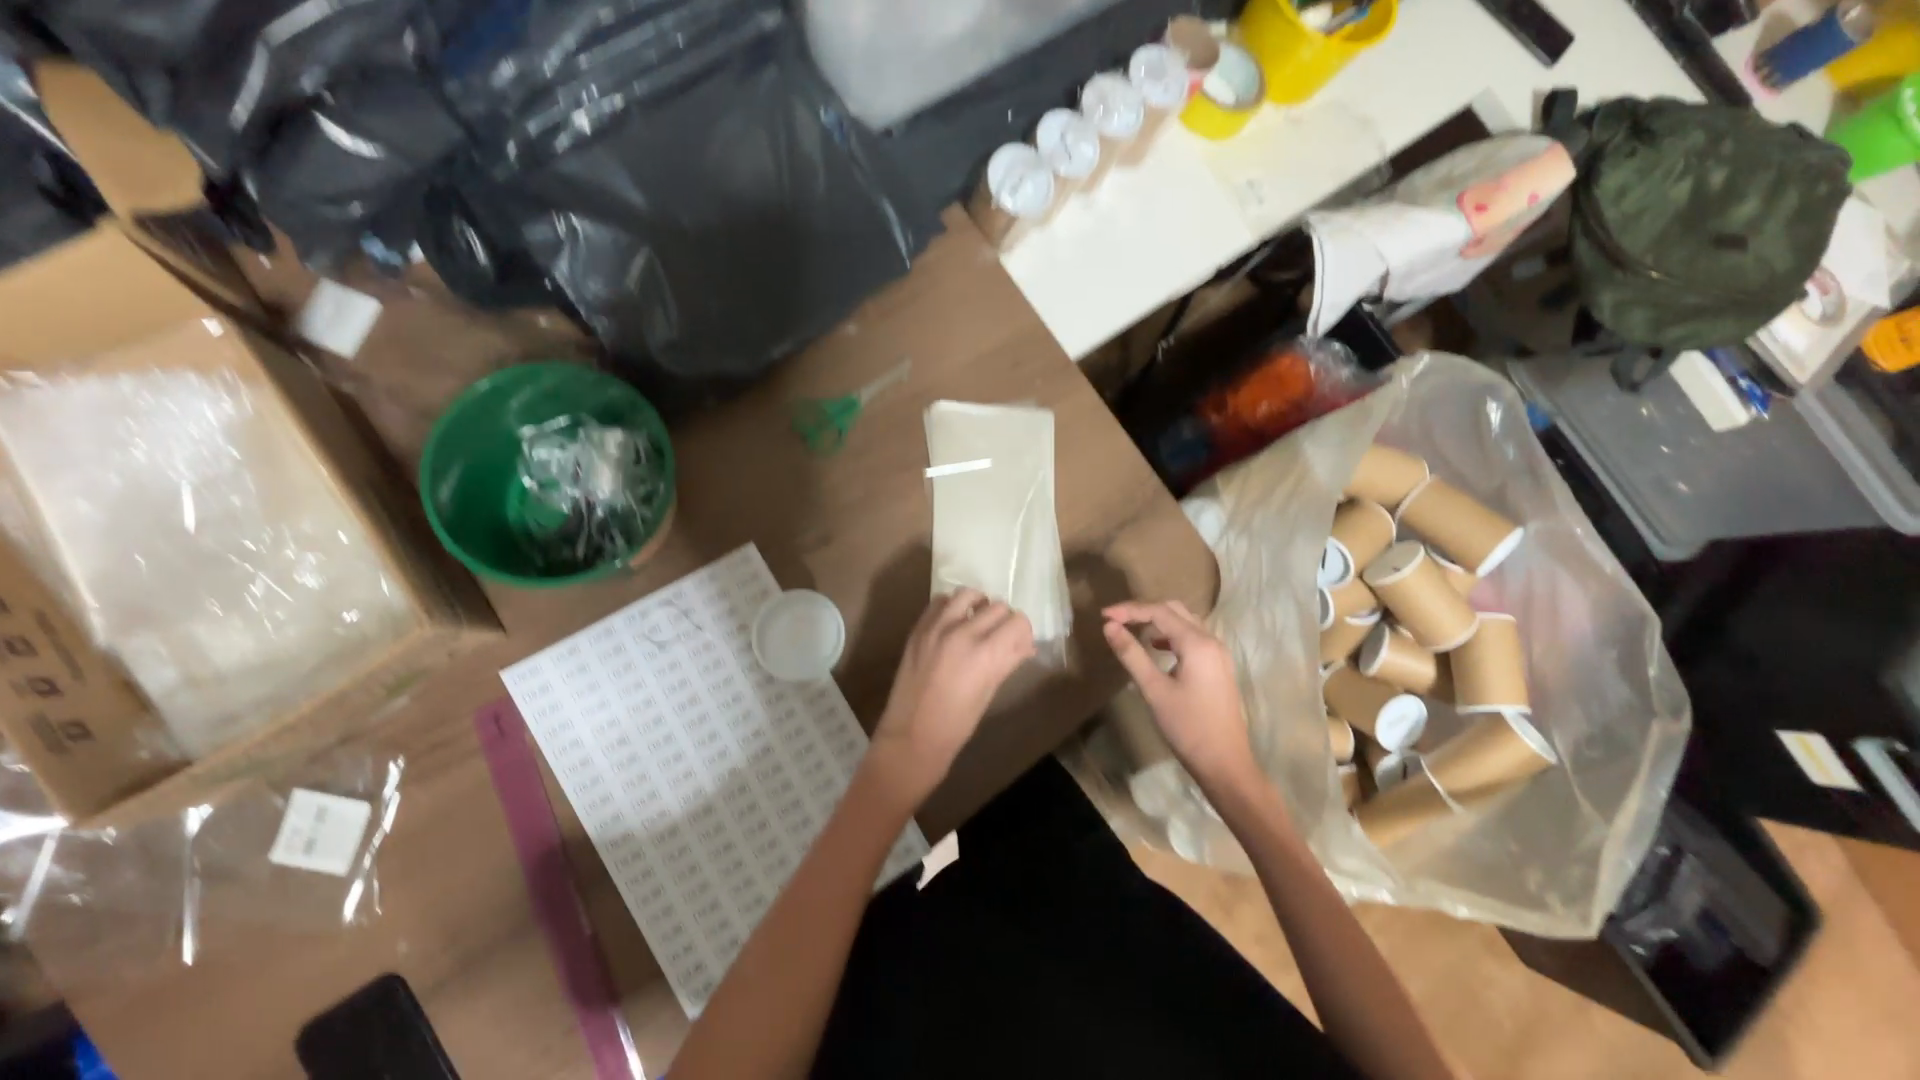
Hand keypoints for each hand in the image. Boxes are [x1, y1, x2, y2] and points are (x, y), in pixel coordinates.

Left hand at [871, 589, 1035, 801]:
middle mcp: (962, 632)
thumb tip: (1026, 646)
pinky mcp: (918, 629)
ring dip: (979, 605)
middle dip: (1005, 620)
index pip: (1018, 621)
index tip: (1021, 644)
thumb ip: (1007, 662)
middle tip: (1001, 638)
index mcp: (986, 653)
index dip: (1023, 632)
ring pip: (968, 594)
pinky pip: (940, 602)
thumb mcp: (989, 692)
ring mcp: (936, 628)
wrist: (912, 736)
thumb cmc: (957, 725)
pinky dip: (952, 607)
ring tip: (978, 623)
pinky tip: (954, 624)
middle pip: (997, 606)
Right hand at [1102, 600, 1255, 787]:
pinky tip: (1157, 648)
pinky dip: (1172, 635)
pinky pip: (1193, 638)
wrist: (1224, 762)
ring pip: (1186, 623)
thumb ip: (1132, 655)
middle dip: (1144, 610)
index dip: (1130, 610)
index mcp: (1197, 644)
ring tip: (1132, 630)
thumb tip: (1110, 627)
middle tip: (1116, 620)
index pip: (1159, 612)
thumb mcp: (1154, 690)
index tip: (1104, 616)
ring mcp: (1219, 654)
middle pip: (1175, 610)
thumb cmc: (1187, 727)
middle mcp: (1212, 641)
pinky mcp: (1219, 667)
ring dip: (1159, 621)